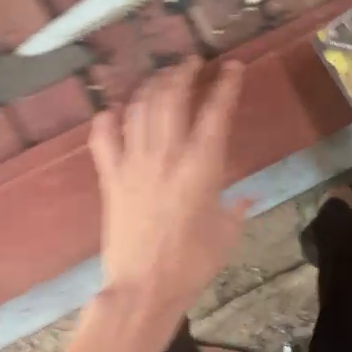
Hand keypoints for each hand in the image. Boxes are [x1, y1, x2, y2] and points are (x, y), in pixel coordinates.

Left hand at [89, 59, 249, 326]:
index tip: (231, 65)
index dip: (226, 83)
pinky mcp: (111, 178)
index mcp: (202, 165)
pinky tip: (115, 109)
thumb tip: (247, 197)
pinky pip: (104, 138)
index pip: (216, 111)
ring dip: (152, 86)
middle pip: (173, 97)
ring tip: (161, 78)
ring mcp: (134, 163)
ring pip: (140, 108)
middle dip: (183, 72)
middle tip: (191, 63)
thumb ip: (237, 208)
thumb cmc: (193, 263)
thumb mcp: (227, 233)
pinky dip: (108, 118)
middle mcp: (167, 154)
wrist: (143, 289)